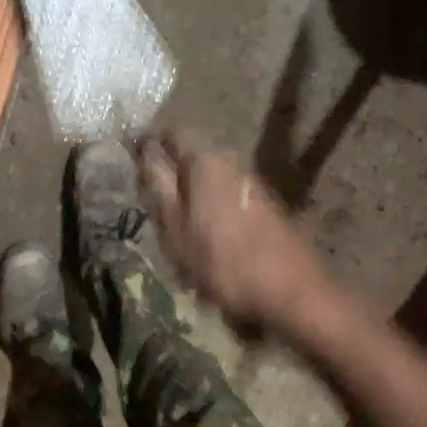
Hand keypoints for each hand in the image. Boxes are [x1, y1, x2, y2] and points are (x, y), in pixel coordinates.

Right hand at [136, 127, 336, 337]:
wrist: (293, 293)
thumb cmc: (223, 260)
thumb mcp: (175, 226)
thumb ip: (157, 184)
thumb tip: (143, 148)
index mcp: (205, 160)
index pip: (170, 133)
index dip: (148, 143)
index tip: (133, 164)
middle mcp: (232, 161)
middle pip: (191, 158)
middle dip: (171, 177)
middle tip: (154, 209)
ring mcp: (253, 183)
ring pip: (210, 181)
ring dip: (193, 199)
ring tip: (181, 234)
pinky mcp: (267, 206)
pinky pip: (228, 199)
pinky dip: (213, 213)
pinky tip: (210, 244)